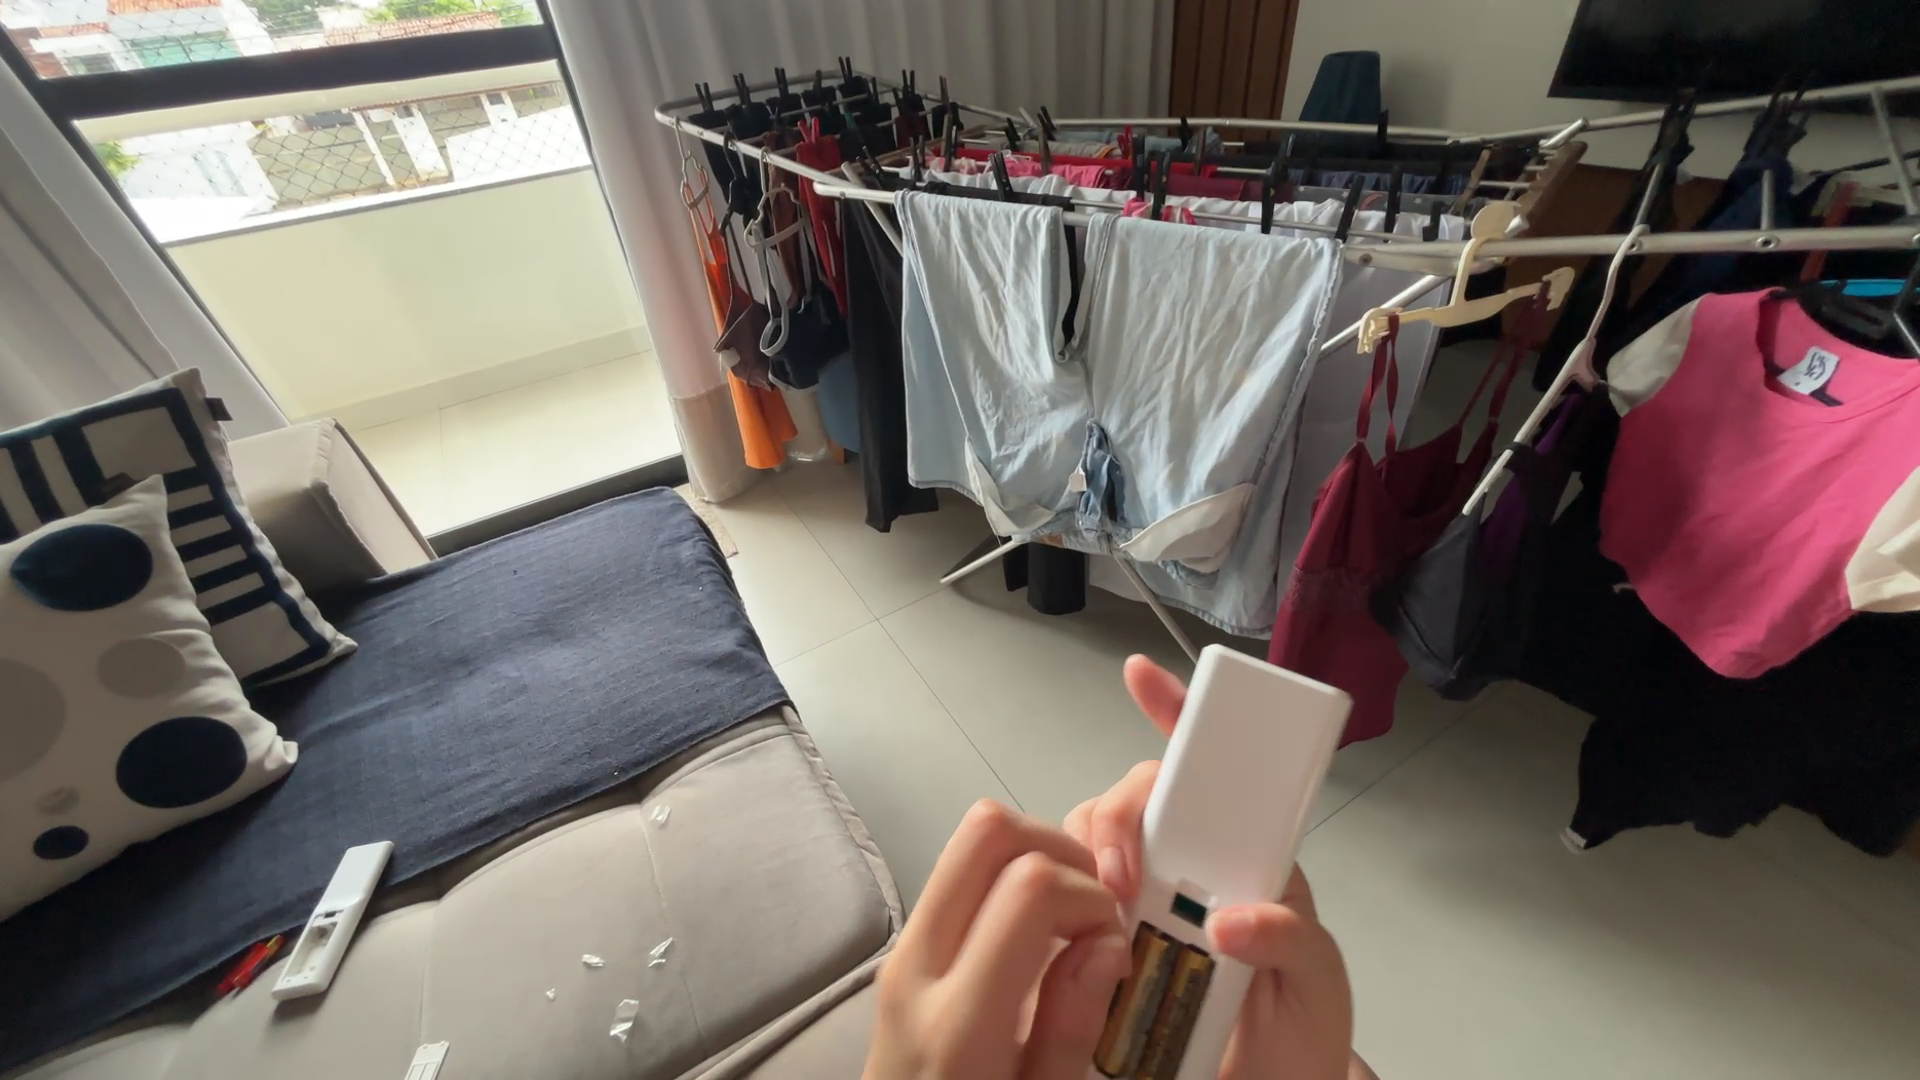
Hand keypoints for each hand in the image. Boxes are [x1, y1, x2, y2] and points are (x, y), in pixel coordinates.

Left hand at [864, 799, 1133, 1079]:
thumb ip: (1071, 1027)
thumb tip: (1105, 938)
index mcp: (956, 1023)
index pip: (1027, 888)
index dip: (1087, 895)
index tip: (1109, 938)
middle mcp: (917, 962)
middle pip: (987, 831)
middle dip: (1057, 846)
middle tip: (1089, 901)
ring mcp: (902, 943)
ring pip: (970, 835)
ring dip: (1033, 850)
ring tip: (1067, 910)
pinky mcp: (904, 937)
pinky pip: (960, 866)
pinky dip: (1010, 868)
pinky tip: (1036, 921)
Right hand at [1064, 656, 1357, 1079]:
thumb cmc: (1293, 1037)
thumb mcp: (1318, 988)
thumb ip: (1297, 943)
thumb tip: (1232, 916)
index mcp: (1242, 853)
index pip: (1210, 768)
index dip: (1176, 713)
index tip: (1141, 676)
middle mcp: (1185, 857)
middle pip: (1139, 794)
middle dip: (1121, 811)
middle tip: (1121, 872)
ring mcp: (1139, 890)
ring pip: (1094, 830)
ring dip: (1089, 848)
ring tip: (1103, 903)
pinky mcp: (1100, 926)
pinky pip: (1064, 882)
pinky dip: (1057, 884)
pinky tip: (1064, 911)